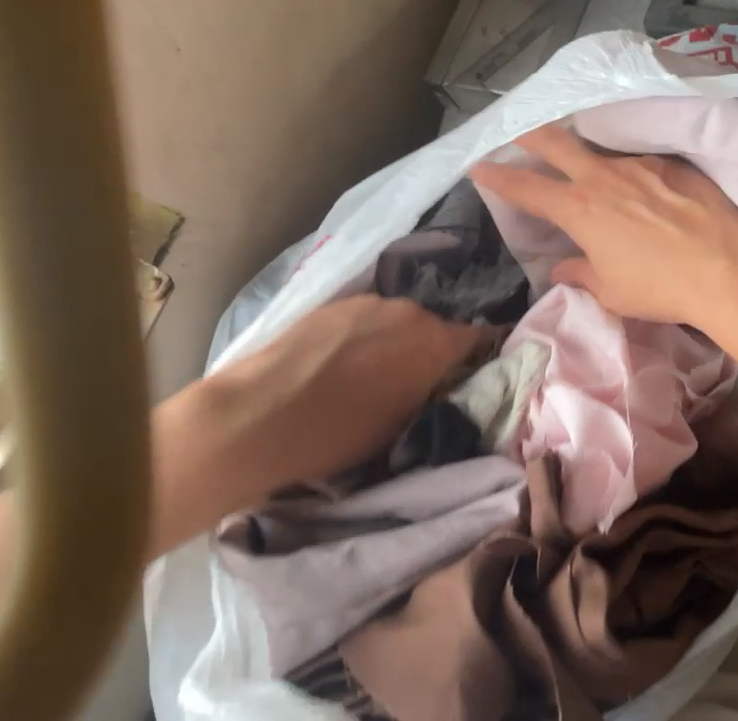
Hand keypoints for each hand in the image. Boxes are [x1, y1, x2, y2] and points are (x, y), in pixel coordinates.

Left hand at [169, 296, 486, 519]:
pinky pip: (366, 317)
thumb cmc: (337, 435)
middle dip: (433, 350)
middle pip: (436, 327)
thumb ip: (432, 394)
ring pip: (399, 320)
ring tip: (374, 371)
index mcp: (437, 343)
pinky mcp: (334, 302)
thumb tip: (444, 382)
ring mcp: (370, 302)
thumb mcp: (402, 426)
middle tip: (418, 380)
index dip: (480, 354)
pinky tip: (343, 360)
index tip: (475, 370)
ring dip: (396, 340)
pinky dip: (365, 335)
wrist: (256, 417)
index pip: (481, 337)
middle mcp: (411, 311)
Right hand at [469, 126, 737, 327]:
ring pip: (601, 149)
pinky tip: (640, 181)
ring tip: (583, 157)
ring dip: (584, 150)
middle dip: (529, 133)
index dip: (498, 176)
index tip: (478, 165)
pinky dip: (628, 166)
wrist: (727, 266)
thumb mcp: (612, 291)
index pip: (526, 187)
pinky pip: (639, 158)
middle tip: (516, 128)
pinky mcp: (673, 162)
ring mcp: (640, 163)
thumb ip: (581, 274)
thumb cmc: (662, 286)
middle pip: (554, 141)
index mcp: (580, 209)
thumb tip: (562, 269)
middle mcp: (604, 176)